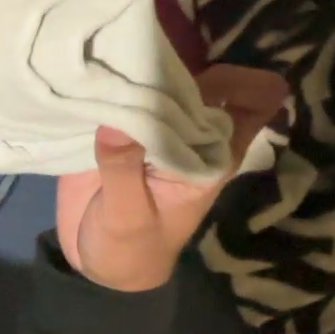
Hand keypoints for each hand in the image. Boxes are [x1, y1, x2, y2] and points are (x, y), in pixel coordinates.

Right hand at [54, 65, 286, 291]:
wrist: (98, 268)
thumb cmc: (130, 250)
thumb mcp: (128, 217)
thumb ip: (123, 170)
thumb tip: (114, 122)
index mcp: (210, 153)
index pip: (254, 99)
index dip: (235, 80)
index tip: (193, 81)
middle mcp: (186, 133)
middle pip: (199, 77)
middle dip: (171, 65)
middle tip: (129, 66)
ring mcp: (148, 130)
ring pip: (156, 79)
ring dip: (134, 69)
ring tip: (101, 67)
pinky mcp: (111, 132)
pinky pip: (115, 97)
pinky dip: (102, 84)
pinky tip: (79, 80)